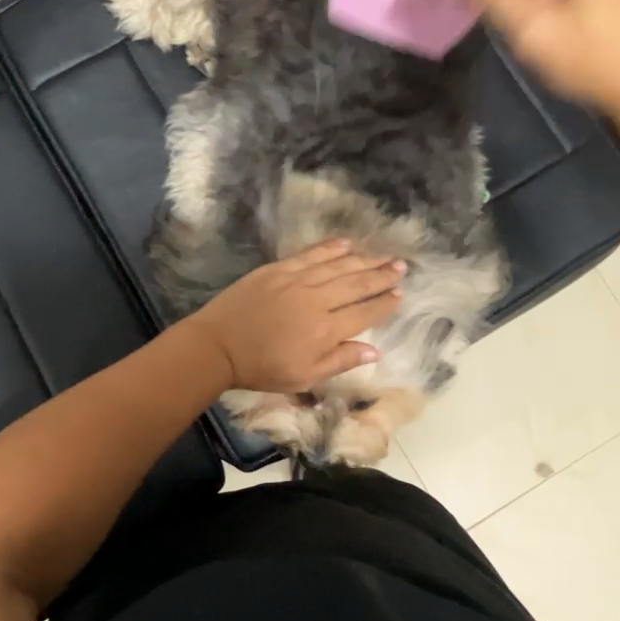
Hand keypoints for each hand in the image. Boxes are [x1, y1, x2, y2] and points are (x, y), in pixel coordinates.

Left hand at [181, 240, 405, 392]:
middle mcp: (316, 300)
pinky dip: (330, 248)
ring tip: (384, 255)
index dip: (384, 304)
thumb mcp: (303, 377)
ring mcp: (296, 281)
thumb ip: (340, 360)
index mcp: (325, 330)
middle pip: (356, 283)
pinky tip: (346, 243)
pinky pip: (310, 254)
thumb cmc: (260, 368)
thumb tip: (375, 350)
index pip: (364, 313)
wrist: (217, 345)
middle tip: (402, 266)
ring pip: (338, 265)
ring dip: (364, 259)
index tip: (401, 295)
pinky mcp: (277, 269)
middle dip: (381, 275)